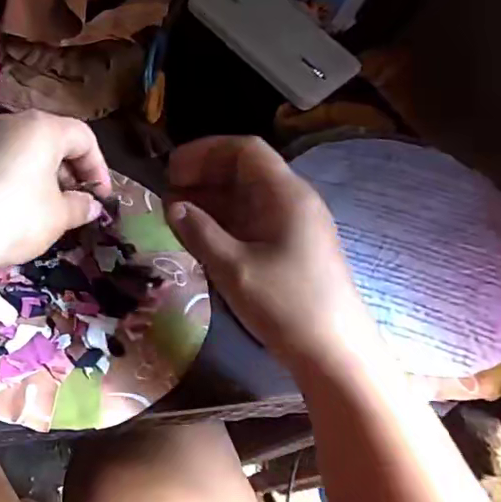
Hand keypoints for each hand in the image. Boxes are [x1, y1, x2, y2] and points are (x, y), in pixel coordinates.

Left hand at [0, 111, 113, 283]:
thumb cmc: (13, 220)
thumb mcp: (57, 217)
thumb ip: (80, 206)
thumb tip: (91, 204)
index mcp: (41, 127)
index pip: (84, 137)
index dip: (99, 168)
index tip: (101, 198)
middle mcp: (10, 121)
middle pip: (52, 138)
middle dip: (71, 170)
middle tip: (77, 202)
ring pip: (25, 149)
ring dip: (44, 174)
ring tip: (48, 208)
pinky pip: (1, 160)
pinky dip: (17, 177)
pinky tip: (16, 207)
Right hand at [166, 136, 378, 372]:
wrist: (333, 351)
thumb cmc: (285, 305)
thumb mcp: (234, 268)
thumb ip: (200, 232)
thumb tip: (172, 205)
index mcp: (286, 194)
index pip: (244, 150)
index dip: (204, 152)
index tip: (171, 170)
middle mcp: (293, 202)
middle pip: (245, 171)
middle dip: (203, 176)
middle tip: (166, 195)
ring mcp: (293, 226)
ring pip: (247, 198)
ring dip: (211, 201)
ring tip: (175, 216)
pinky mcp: (291, 249)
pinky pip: (253, 222)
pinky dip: (224, 223)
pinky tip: (200, 237)